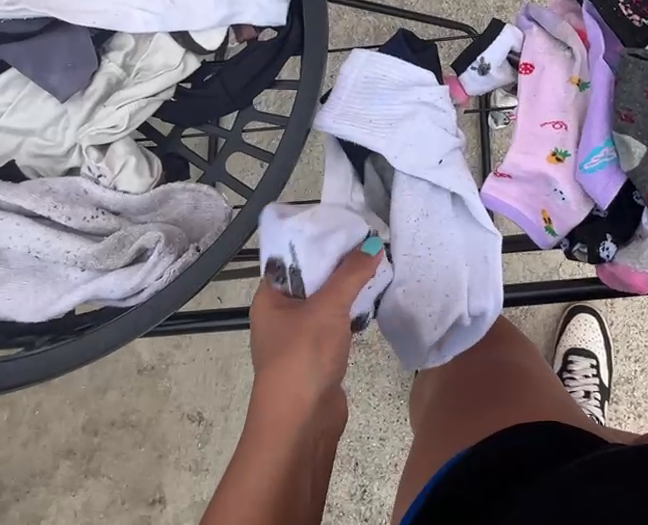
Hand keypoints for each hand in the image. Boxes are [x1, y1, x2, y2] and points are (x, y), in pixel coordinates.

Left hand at [248, 246, 383, 421]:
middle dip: (340, 261)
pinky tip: (374, 299)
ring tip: (377, 264)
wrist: (302, 423)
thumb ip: (352, 273)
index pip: (291, 256)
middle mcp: (281, 313)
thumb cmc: (303, 357)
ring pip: (327, 299)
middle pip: (312, 276)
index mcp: (270, 298)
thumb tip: (374, 245)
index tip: (347, 224)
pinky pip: (337, 321)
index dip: (317, 238)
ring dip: (349, 286)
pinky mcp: (319, 352)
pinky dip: (353, 310)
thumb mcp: (328, 307)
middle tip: (370, 241)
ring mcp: (300, 335)